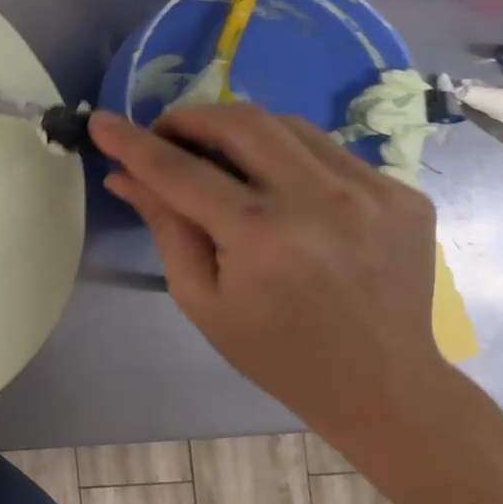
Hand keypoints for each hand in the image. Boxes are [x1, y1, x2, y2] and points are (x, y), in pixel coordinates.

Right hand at [88, 104, 443, 419]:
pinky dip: (284, 157)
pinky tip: (274, 190)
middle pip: (241, 122)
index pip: (180, 171)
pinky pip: (326, 151)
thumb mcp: (198, 296)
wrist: (383, 384)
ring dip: (237, 132)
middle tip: (164, 138)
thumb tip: (123, 175)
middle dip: (189, 119)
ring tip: (215, 158)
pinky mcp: (402, 193)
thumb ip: (165, 225)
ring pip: (287, 125)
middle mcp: (322, 202)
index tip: (100, 121)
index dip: (132, 142)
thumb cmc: (273, 350)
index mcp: (263, 238)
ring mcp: (372, 192)